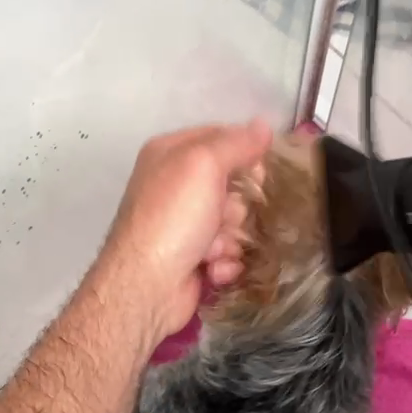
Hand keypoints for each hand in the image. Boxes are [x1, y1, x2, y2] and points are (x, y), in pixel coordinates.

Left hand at [90, 120, 272, 350]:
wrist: (147, 286)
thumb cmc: (173, 219)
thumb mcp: (204, 166)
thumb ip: (236, 143)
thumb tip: (264, 126)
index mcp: (171, 155)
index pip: (221, 139)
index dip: (245, 155)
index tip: (259, 172)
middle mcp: (176, 187)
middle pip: (232, 186)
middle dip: (236, 207)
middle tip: (225, 217)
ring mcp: (184, 226)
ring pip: (234, 224)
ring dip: (230, 240)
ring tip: (212, 250)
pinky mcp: (193, 259)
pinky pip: (227, 254)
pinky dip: (224, 263)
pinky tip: (212, 269)